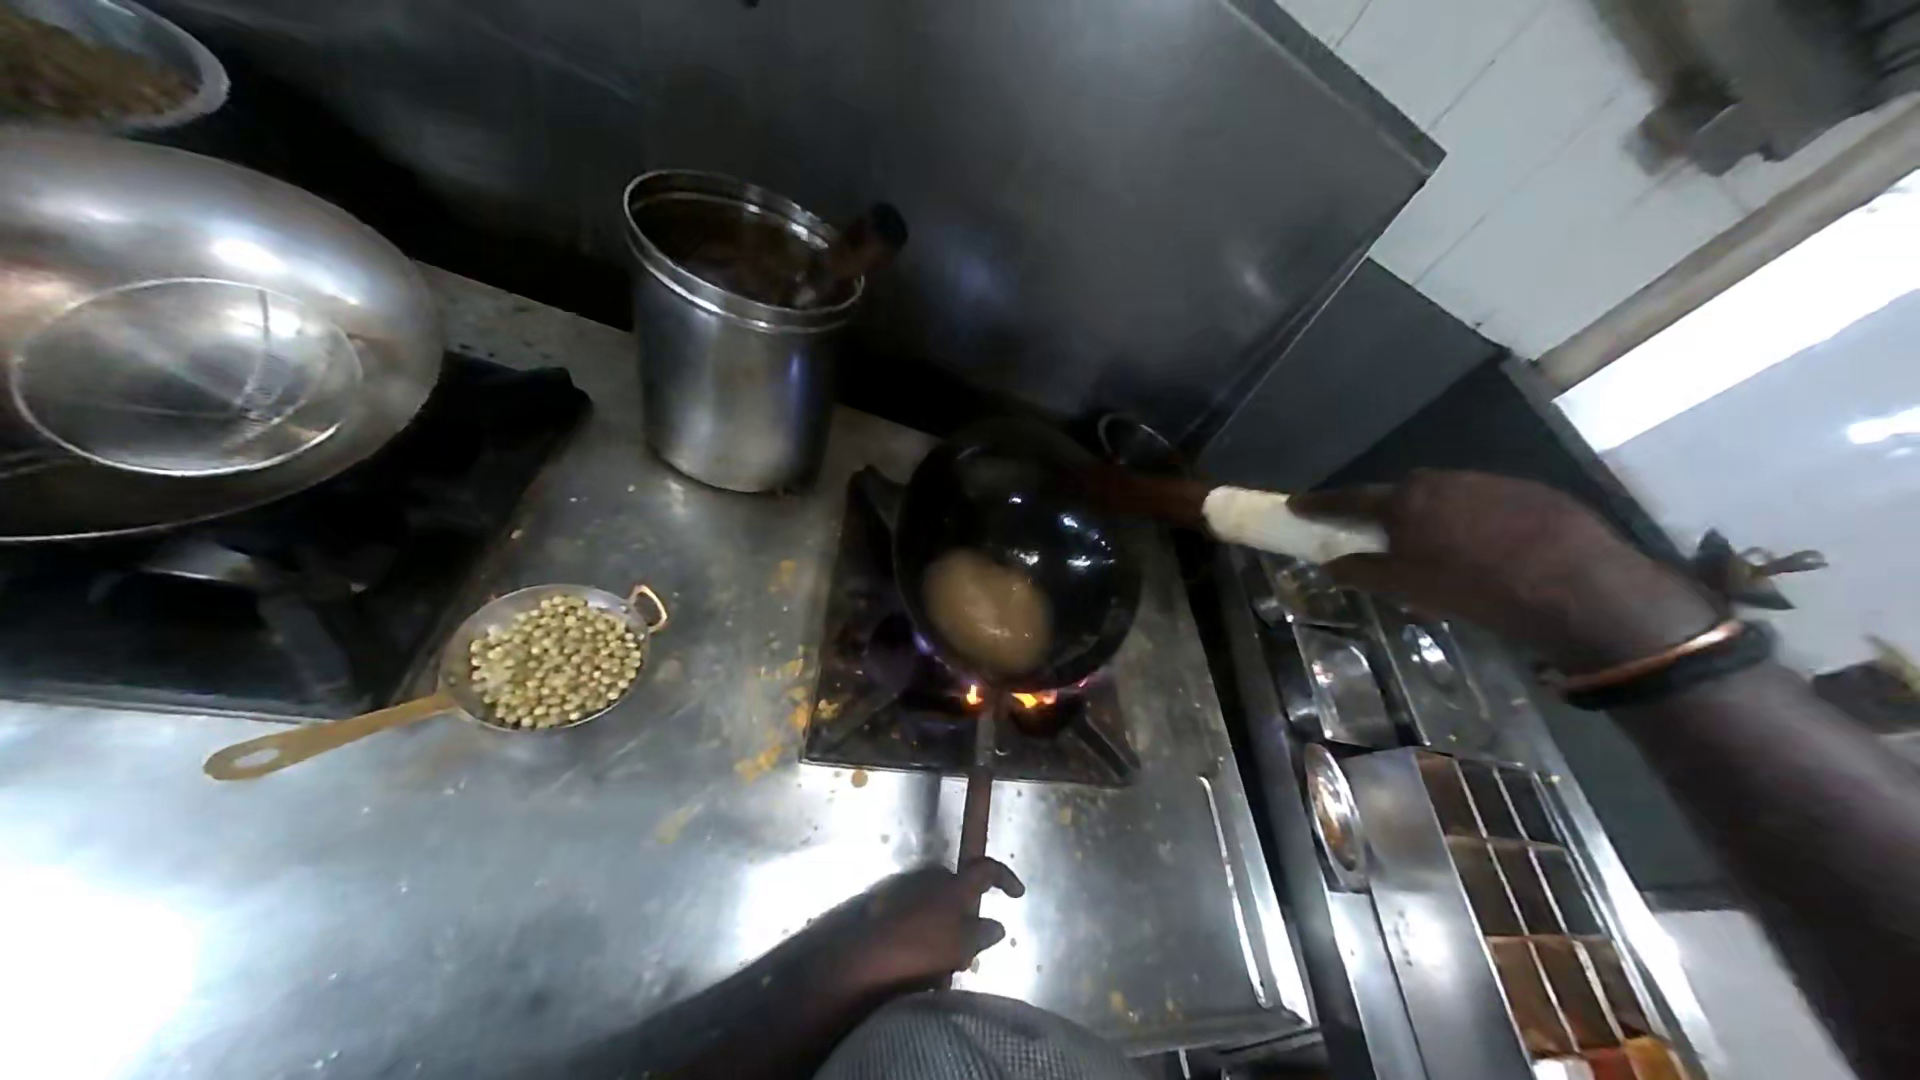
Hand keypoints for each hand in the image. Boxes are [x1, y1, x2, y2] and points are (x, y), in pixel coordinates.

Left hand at [839, 858, 1024, 993]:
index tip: (1018, 893)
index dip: (1006, 877)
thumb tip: (997, 925)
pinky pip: (917, 909)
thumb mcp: (962, 946)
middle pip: (960, 887)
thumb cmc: (921, 947)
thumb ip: (982, 934)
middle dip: (968, 910)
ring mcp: (908, 884)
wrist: (865, 953)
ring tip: (944, 956)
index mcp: (955, 883)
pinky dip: (924, 925)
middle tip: (971, 941)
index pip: (987, 868)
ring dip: (945, 921)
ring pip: (937, 901)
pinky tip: (920, 954)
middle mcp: (932, 876)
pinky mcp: (887, 899)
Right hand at [1292, 470, 1720, 670]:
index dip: (1319, 504)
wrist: (1578, 586)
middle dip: (1385, 510)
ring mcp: (1488, 481)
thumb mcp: (1407, 587)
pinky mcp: (1530, 490)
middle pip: (1400, 492)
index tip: (1297, 504)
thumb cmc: (1475, 588)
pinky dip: (1473, 519)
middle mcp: (1442, 480)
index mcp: (1405, 501)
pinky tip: (1488, 547)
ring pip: (1445, 495)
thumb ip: (1362, 571)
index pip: (1348, 499)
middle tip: (1382, 535)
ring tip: (1441, 547)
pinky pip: (1484, 501)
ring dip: (1433, 514)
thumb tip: (1331, 564)